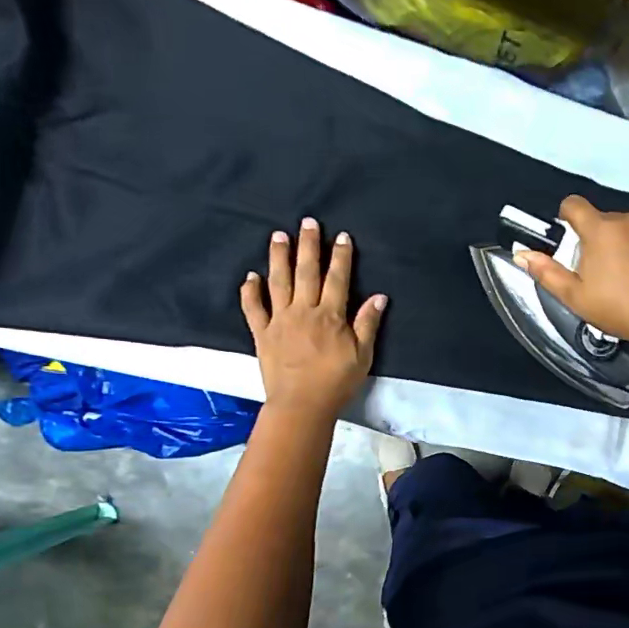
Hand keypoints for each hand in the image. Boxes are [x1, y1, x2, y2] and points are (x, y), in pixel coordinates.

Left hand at [241, 219, 387, 418]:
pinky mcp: (262, 334)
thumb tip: (378, 297)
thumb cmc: (336, 383)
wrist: (301, 405)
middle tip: (308, 222)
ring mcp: (280, 321)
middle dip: (308, 245)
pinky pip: (253, 308)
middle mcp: (303, 311)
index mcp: (330, 316)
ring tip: (278, 236)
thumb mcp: (362, 356)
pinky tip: (250, 277)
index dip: (340, 256)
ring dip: (279, 257)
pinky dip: (250, 291)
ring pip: (278, 282)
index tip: (341, 236)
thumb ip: (367, 324)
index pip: (337, 279)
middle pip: (306, 272)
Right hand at [512, 195, 628, 350]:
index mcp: (600, 229)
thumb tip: (522, 254)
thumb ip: (547, 273)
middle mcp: (628, 220)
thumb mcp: (575, 297)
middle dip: (595, 240)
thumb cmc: (621, 308)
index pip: (574, 204)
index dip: (565, 216)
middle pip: (603, 221)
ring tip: (626, 281)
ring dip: (622, 246)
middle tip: (597, 275)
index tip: (568, 237)